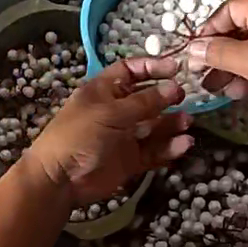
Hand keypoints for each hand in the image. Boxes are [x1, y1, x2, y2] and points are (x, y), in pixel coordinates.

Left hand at [23, 57, 195, 206]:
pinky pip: (154, 151)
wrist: (60, 179)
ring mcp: (124, 136)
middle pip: (146, 99)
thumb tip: (174, 88)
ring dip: (171, 123)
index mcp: (104, 91)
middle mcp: (116, 111)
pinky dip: (169, 148)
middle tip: (184, 97)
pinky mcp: (130, 160)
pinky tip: (184, 144)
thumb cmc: (79, 135)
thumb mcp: (111, 113)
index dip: (151, 67)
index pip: (129, 71)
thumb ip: (144, 102)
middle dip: (166, 97)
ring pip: (154, 126)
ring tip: (187, 122)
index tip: (175, 68)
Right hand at [185, 0, 247, 129]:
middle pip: (239, 29)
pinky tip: (240, 93)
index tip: (193, 54)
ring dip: (232, 69)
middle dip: (219, 53)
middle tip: (201, 76)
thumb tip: (193, 48)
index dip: (208, 30)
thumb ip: (219, 53)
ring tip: (219, 89)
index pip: (230, 9)